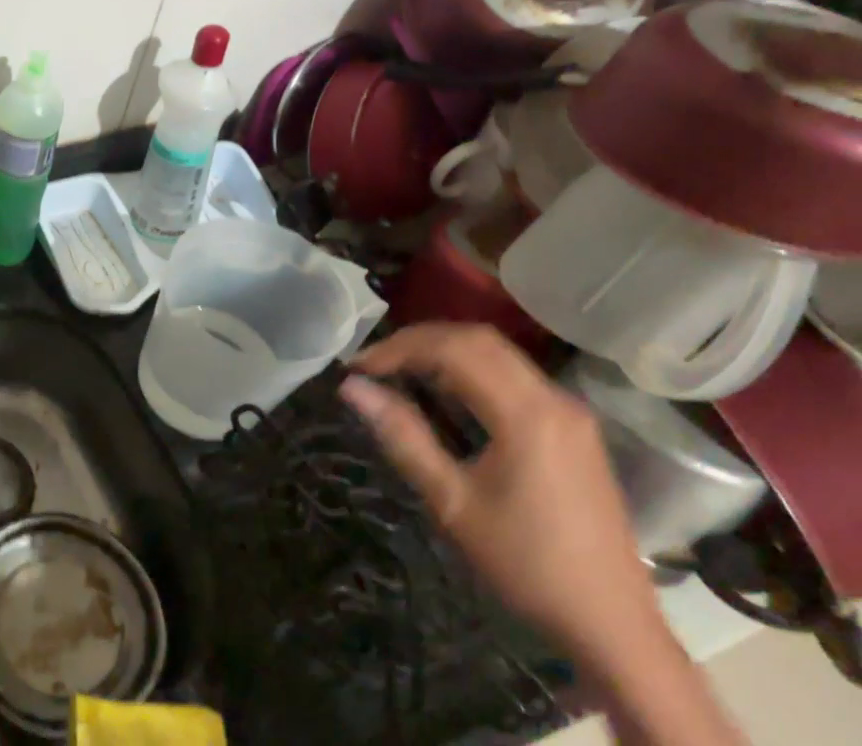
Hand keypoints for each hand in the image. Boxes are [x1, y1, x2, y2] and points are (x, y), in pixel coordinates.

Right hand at [343, 324, 661, 660]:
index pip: (455, 349)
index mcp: (527, 415)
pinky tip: (441, 396)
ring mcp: (570, 415)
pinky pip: (514, 380)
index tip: (356, 369)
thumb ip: (402, 435)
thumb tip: (352, 388)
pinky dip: (469, 373)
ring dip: (444, 354)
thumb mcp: (450, 501)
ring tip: (396, 376)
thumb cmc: (524, 562)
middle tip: (372, 366)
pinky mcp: (573, 431)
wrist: (609, 619)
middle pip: (480, 341)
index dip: (398, 348)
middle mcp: (555, 401)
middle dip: (418, 342)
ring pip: (499, 356)